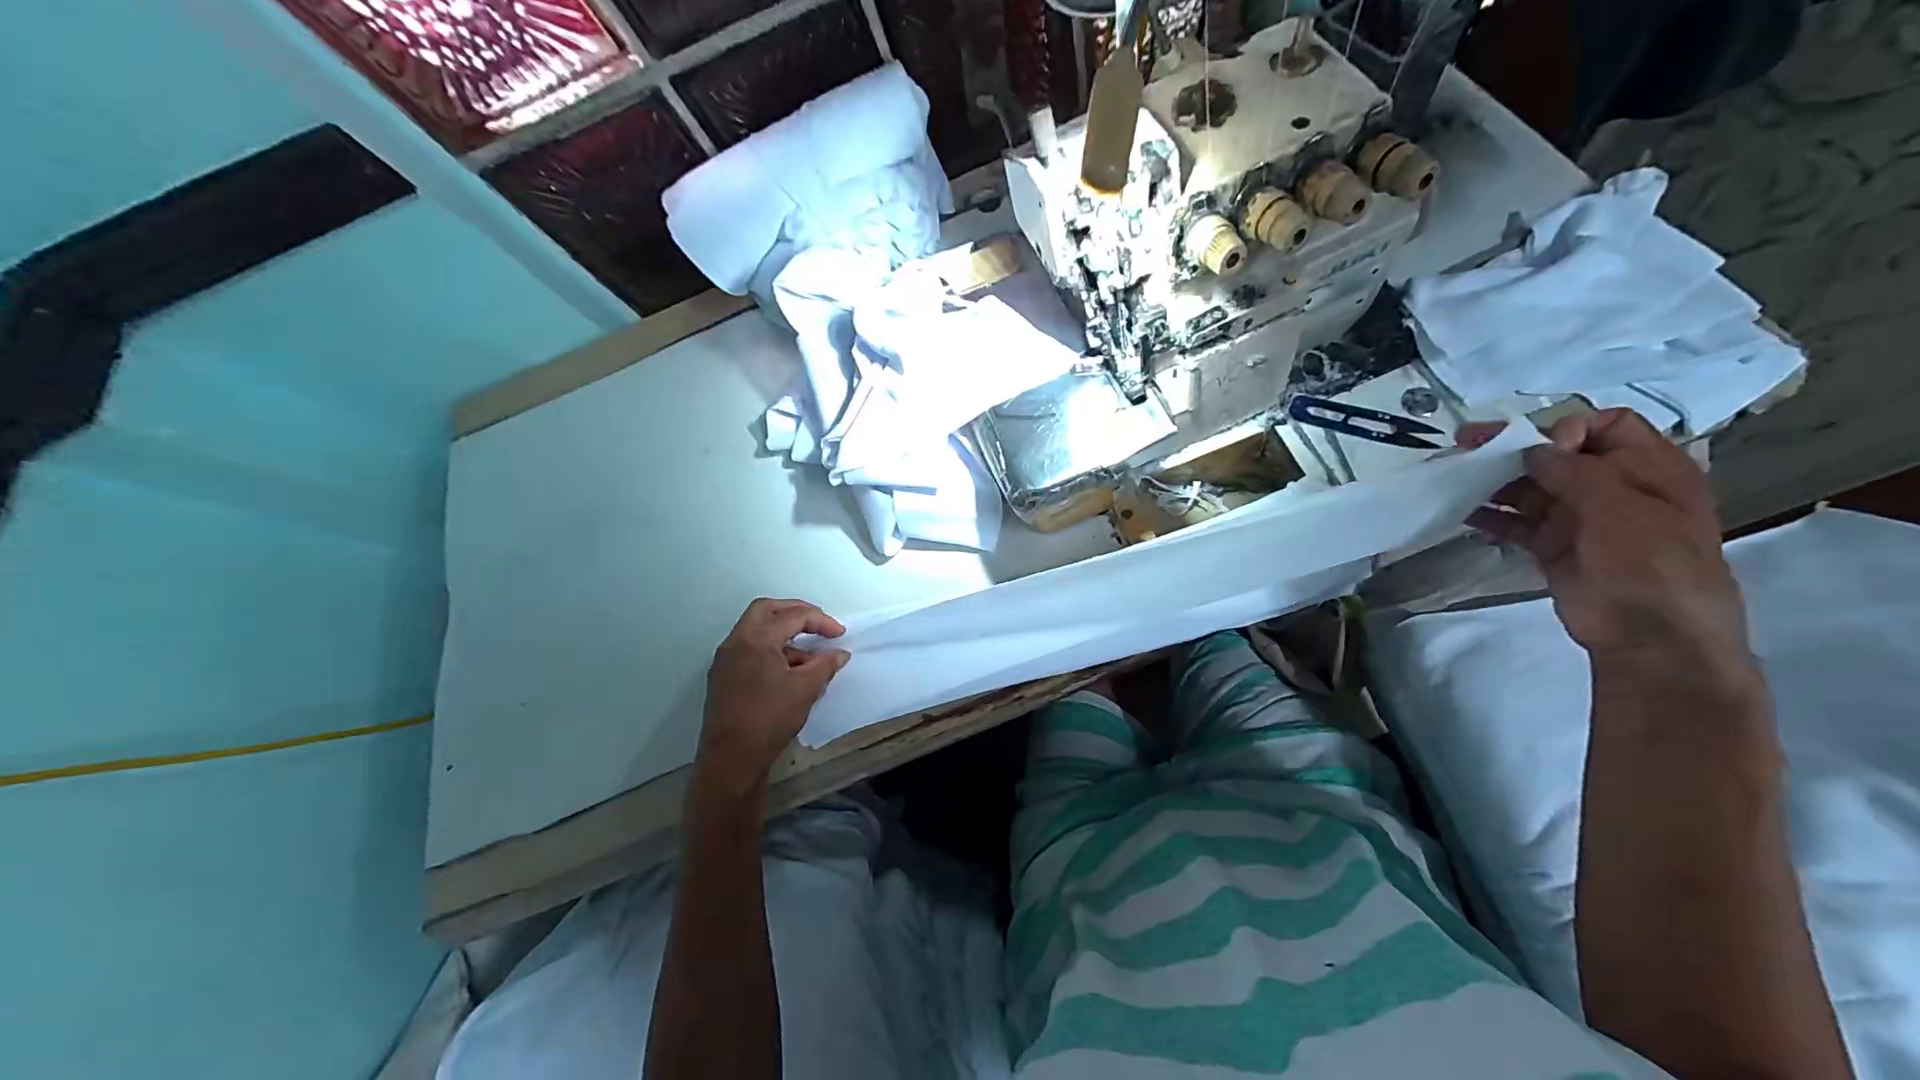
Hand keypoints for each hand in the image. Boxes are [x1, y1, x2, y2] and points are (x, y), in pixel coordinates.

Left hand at [695, 598, 849, 802]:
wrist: (731, 760)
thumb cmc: (770, 719)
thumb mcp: (805, 689)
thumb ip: (825, 665)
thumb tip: (839, 653)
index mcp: (755, 639)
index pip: (792, 616)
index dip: (820, 621)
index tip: (840, 634)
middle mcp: (735, 642)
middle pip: (766, 610)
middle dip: (795, 613)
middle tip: (818, 625)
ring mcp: (725, 660)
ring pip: (755, 630)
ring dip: (783, 634)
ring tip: (809, 657)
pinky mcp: (723, 677)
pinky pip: (749, 649)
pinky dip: (771, 650)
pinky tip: (789, 671)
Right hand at [1462, 409, 1758, 695]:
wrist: (1649, 632)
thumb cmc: (1649, 561)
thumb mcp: (1619, 504)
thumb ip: (1573, 470)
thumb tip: (1533, 450)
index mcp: (1649, 468)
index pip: (1607, 426)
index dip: (1568, 428)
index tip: (1538, 447)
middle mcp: (1614, 488)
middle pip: (1559, 455)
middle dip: (1514, 449)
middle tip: (1467, 444)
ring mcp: (1582, 519)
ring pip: (1532, 487)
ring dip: (1495, 481)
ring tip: (1457, 476)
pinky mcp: (1553, 546)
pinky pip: (1517, 523)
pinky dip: (1491, 516)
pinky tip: (1462, 512)